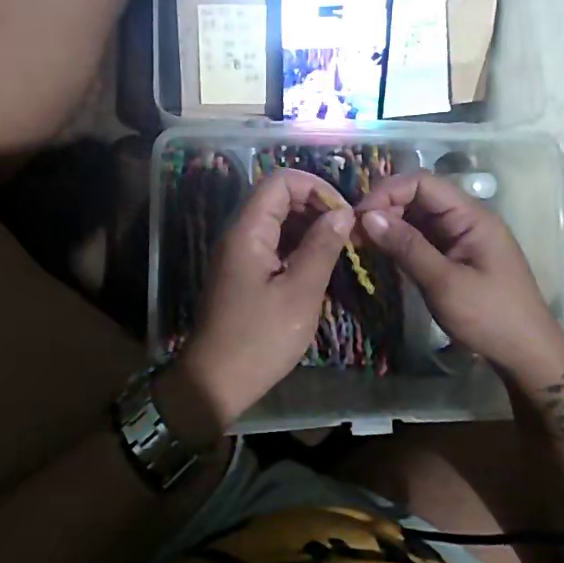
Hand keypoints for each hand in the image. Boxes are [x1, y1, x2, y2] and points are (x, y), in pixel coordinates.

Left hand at [173, 168, 353, 431]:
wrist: (215, 380)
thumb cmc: (260, 338)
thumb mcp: (300, 293)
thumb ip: (321, 247)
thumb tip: (342, 213)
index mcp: (247, 231)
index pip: (280, 182)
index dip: (315, 188)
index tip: (344, 214)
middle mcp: (238, 234)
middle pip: (277, 197)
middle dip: (315, 205)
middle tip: (348, 231)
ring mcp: (238, 253)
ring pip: (275, 220)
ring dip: (308, 225)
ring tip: (340, 246)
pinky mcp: (242, 272)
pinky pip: (271, 243)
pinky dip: (296, 245)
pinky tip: (319, 263)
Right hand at [355, 172, 563, 371]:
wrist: (526, 355)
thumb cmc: (490, 317)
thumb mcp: (445, 284)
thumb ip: (407, 247)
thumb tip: (367, 216)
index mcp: (471, 216)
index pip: (422, 183)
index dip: (387, 192)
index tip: (359, 216)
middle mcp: (464, 220)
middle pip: (417, 196)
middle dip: (383, 207)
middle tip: (351, 231)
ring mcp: (459, 238)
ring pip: (415, 217)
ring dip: (386, 224)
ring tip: (357, 241)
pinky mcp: (452, 257)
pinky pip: (420, 238)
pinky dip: (397, 241)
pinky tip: (376, 251)